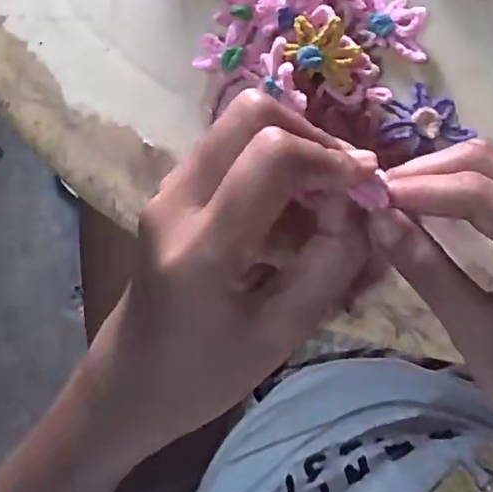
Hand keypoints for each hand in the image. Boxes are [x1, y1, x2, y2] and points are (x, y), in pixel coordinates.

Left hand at [85, 90, 376, 463]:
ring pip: (240, 122)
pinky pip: (231, 145)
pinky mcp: (173, 184)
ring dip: (292, 144)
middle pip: (251, 111)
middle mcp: (177, 198)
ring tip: (322, 196)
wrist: (128, 381)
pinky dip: (272, 160)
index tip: (364, 183)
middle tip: (341, 177)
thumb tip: (358, 199)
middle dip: (309, 133)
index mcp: (201, 246)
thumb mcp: (282, 335)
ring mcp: (169, 185)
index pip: (271, 155)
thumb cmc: (204, 377)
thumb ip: (330, 262)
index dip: (328, 157)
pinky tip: (290, 208)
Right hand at [367, 141, 492, 491]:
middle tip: (379, 190)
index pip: (492, 198)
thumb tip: (376, 215)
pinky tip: (428, 198)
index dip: (427, 189)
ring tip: (395, 191)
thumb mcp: (481, 339)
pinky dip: (459, 188)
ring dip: (443, 174)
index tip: (374, 194)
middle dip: (432, 172)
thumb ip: (428, 271)